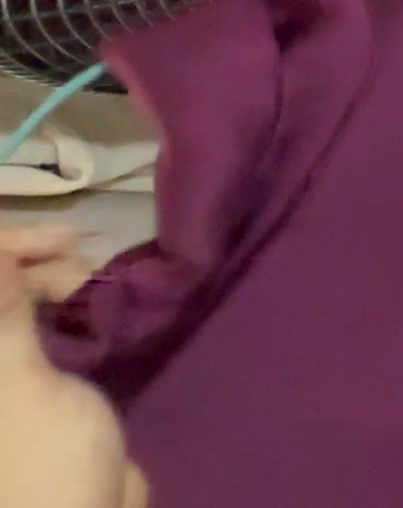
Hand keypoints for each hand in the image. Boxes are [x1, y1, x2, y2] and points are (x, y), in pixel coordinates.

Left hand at [0, 228, 143, 507]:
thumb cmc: (33, 464)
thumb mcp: (14, 390)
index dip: (2, 248)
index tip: (63, 239)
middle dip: (27, 261)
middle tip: (84, 261)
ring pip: (5, 301)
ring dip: (45, 279)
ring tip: (93, 284)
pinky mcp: (14, 383)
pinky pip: (22, 325)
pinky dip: (55, 304)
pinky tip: (89, 303)